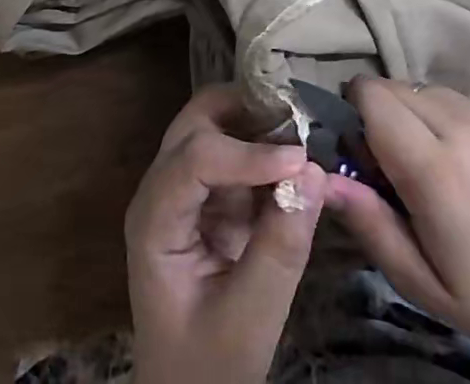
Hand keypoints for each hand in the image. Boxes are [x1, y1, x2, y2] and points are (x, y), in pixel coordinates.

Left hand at [125, 85, 326, 383]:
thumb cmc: (210, 363)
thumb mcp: (250, 317)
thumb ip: (280, 247)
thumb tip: (314, 174)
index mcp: (155, 221)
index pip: (194, 158)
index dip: (247, 153)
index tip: (300, 161)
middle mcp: (163, 190)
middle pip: (197, 121)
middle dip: (247, 111)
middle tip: (299, 126)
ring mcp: (185, 189)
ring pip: (217, 123)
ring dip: (259, 122)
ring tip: (304, 139)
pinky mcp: (211, 196)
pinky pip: (239, 150)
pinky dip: (268, 146)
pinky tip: (298, 162)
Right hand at [325, 79, 469, 383]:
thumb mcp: (415, 279)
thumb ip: (367, 222)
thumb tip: (320, 177)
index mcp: (437, 170)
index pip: (372, 98)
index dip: (347, 113)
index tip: (348, 151)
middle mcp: (460, 128)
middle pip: (388, 86)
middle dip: (368, 113)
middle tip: (376, 164)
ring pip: (411, 85)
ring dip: (396, 111)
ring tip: (408, 160)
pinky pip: (437, 92)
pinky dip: (422, 110)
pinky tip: (437, 152)